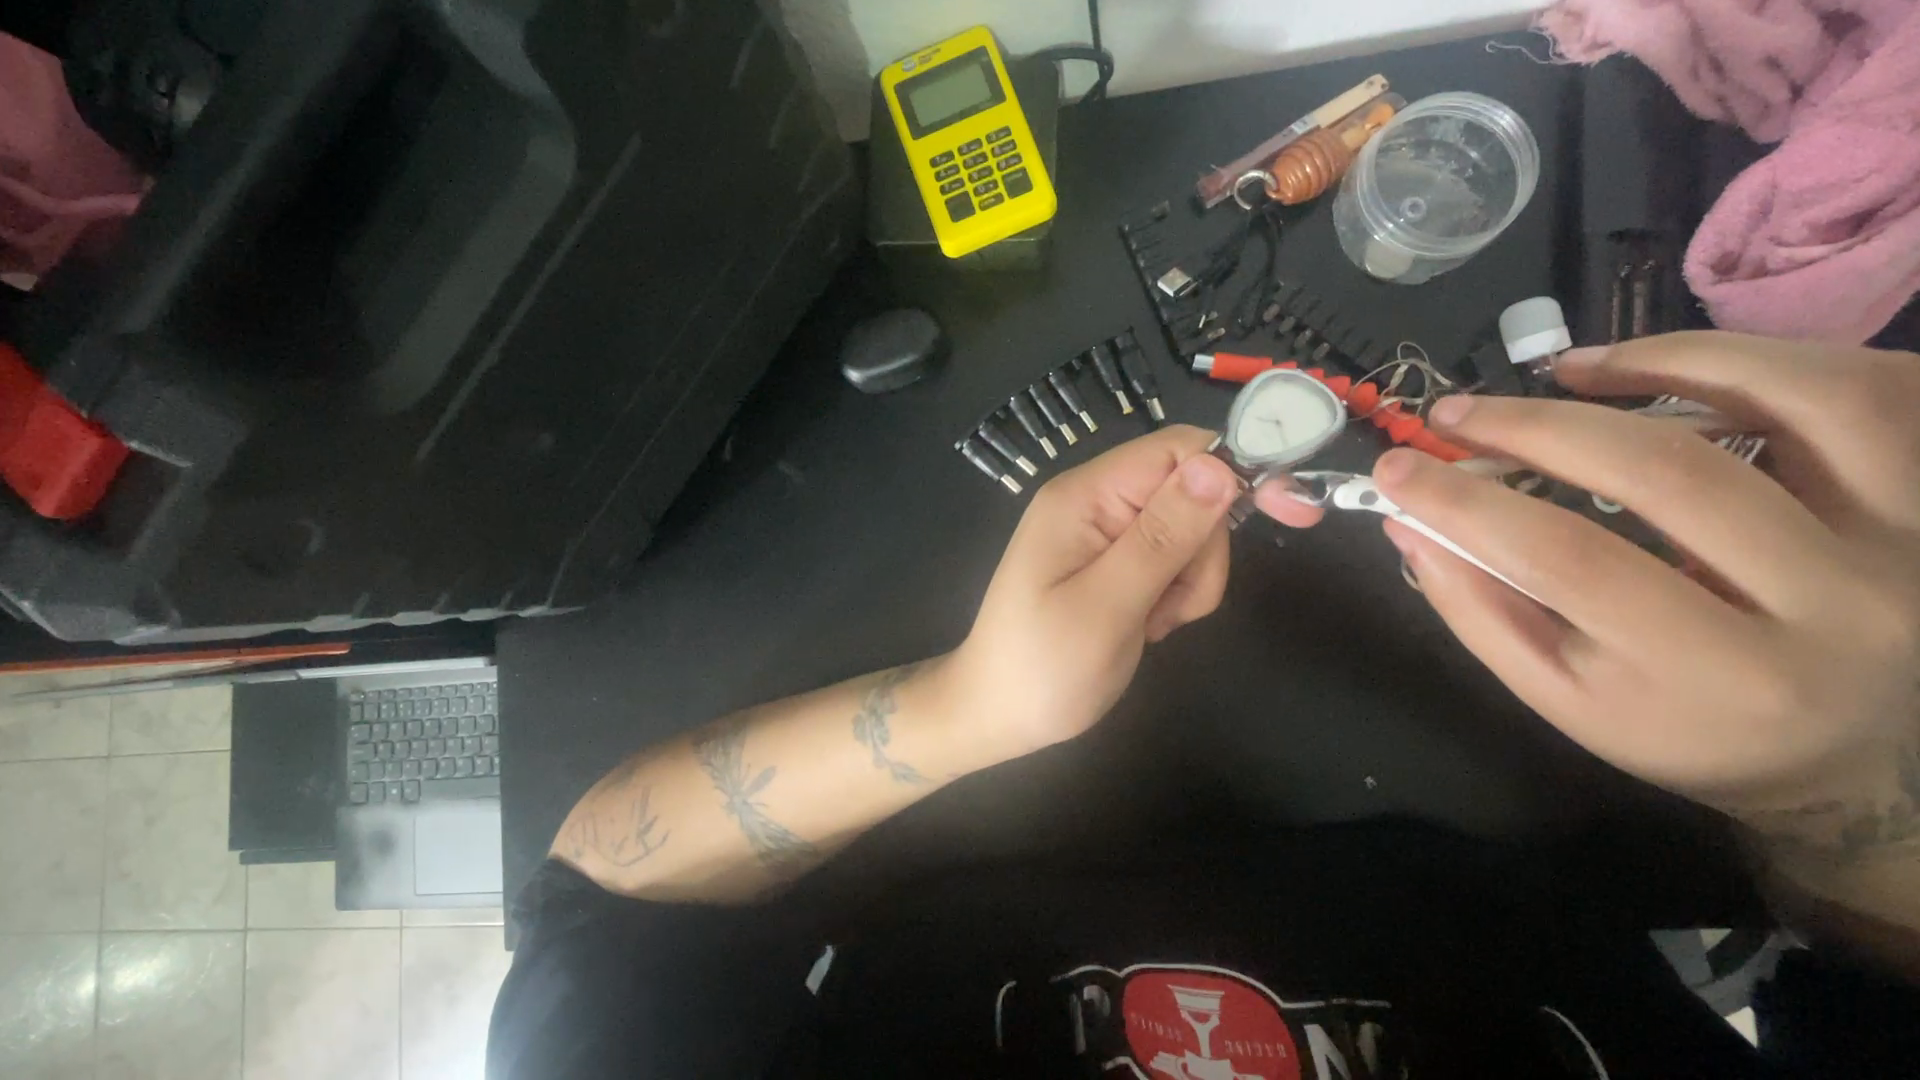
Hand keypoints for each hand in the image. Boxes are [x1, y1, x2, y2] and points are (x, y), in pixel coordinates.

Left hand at [943, 425, 1240, 756]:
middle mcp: (1096, 503)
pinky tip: (1146, 627)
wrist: (997, 716)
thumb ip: (1162, 537)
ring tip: (1149, 625)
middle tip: (1169, 607)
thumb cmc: (1042, 668)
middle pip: (1192, 493)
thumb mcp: (1106, 606)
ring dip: (1189, 583)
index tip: (1289, 508)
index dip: (1234, 470)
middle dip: (1203, 552)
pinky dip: (1175, 596)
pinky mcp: (1116, 565)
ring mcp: (1105, 535)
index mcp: (1084, 497)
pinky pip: (1173, 564)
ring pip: (1191, 534)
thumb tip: (1219, 467)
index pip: (1177, 449)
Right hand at [1253, 333, 1919, 855]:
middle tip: (1456, 414)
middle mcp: (1834, 607)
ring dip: (1659, 363)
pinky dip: (1761, 358)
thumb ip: (1483, 612)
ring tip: (1568, 370)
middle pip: (1666, 473)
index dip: (1467, 503)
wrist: (1857, 755)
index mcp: (1717, 677)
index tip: (1396, 468)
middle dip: (1535, 428)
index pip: (1569, 561)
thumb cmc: (1688, 729)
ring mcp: (1910, 542)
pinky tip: (1676, 367)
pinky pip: (1875, 387)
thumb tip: (1411, 520)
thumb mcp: (1566, 698)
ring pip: (1800, 400)